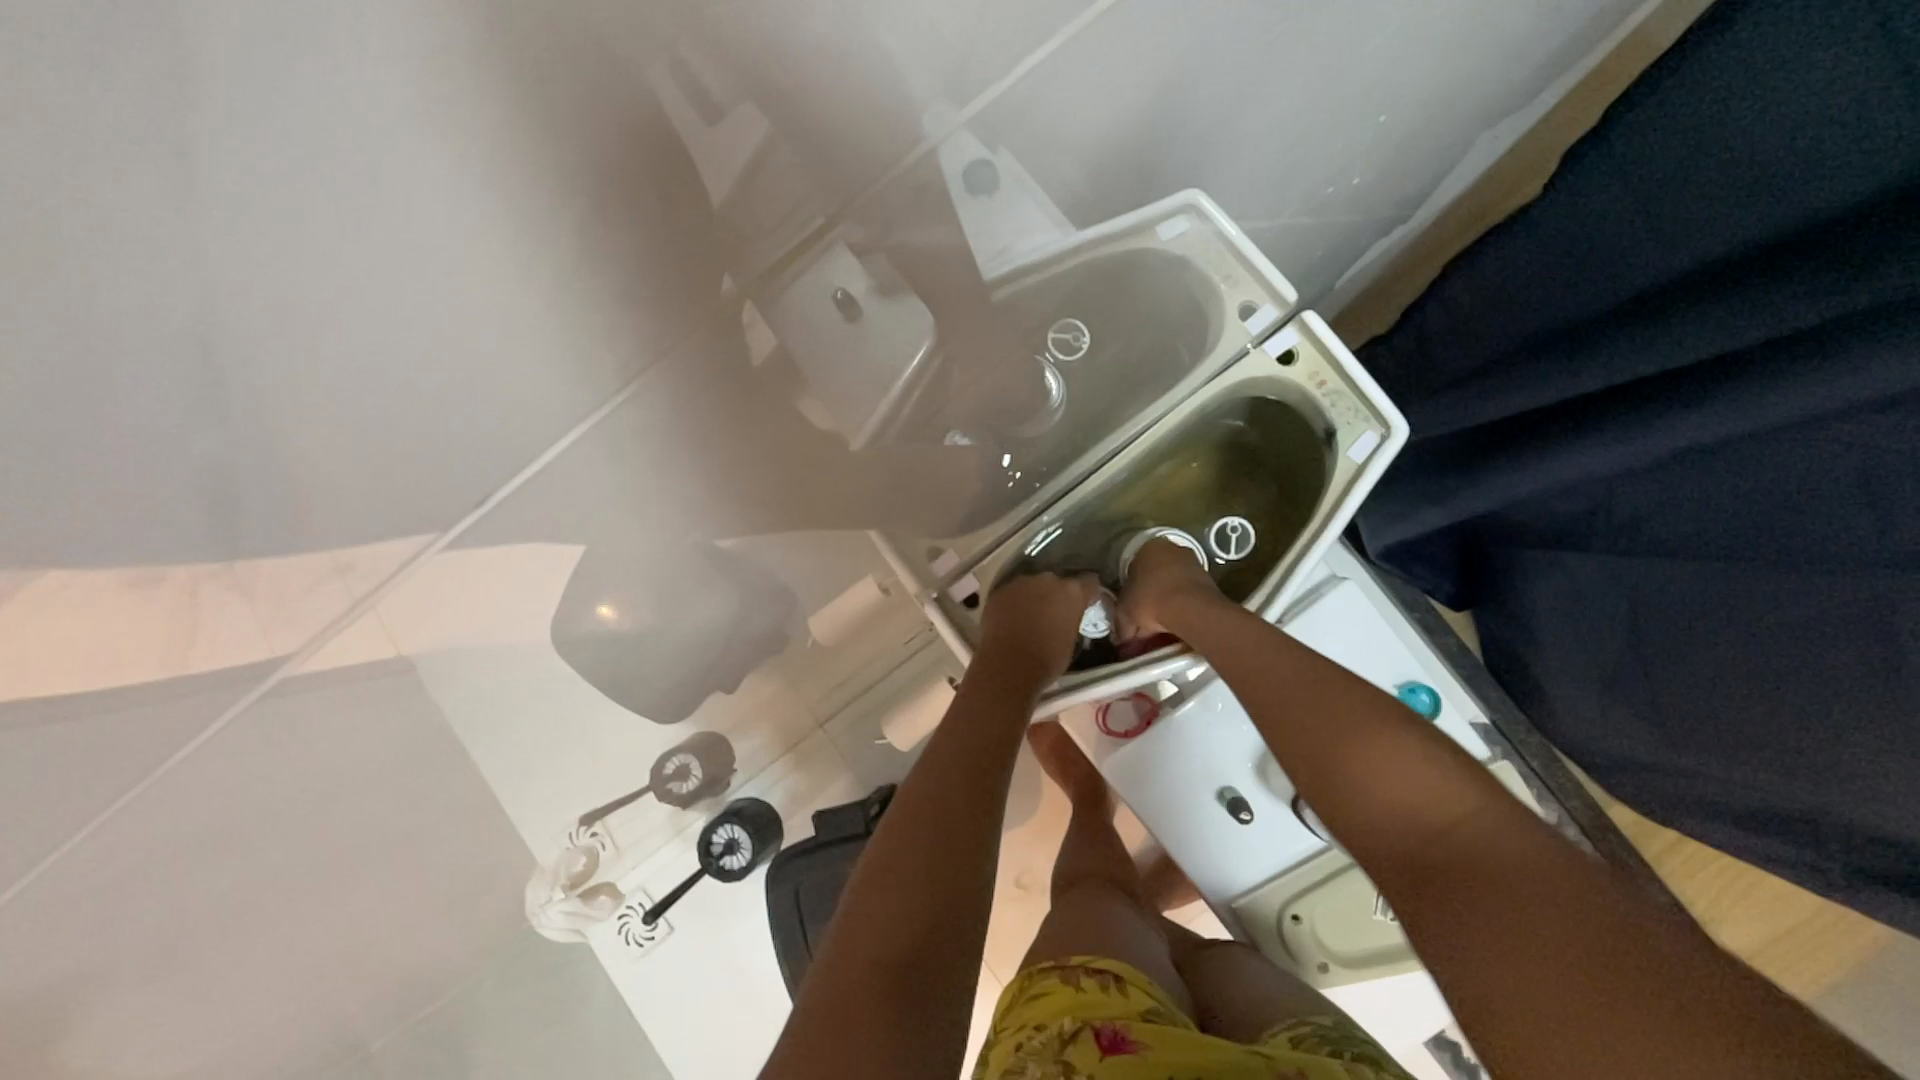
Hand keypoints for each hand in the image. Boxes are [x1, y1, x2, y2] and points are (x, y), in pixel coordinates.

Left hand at [975, 571, 1099, 684]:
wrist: (1008, 666)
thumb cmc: (1047, 660)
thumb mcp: (1070, 641)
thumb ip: (1070, 620)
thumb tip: (1065, 619)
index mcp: (1072, 592)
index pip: (1088, 582)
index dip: (1087, 593)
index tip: (1085, 602)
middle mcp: (1048, 580)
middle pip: (1057, 582)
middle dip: (1056, 594)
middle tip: (1053, 613)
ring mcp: (1021, 583)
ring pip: (1032, 585)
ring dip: (1033, 596)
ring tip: (1028, 616)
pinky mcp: (999, 591)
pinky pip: (1011, 593)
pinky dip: (1013, 603)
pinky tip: (1010, 619)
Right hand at [1118, 538, 1223, 640]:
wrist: (1191, 609)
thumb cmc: (1150, 601)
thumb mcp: (1124, 612)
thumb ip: (1120, 620)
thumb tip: (1120, 636)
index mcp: (1147, 548)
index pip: (1132, 568)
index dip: (1129, 590)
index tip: (1129, 608)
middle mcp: (1171, 548)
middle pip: (1155, 575)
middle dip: (1149, 595)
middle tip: (1144, 618)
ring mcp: (1193, 562)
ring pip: (1173, 585)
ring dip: (1167, 601)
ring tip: (1161, 625)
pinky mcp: (1209, 579)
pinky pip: (1188, 594)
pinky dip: (1182, 606)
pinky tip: (1176, 623)